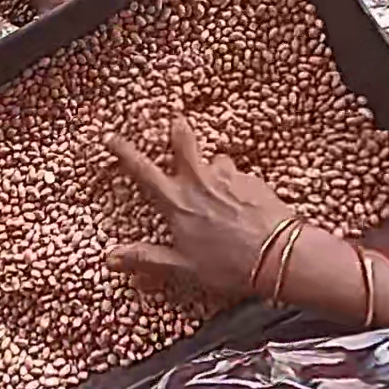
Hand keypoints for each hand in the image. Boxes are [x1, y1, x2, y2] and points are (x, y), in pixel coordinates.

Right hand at [104, 117, 293, 295]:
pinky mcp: (253, 181)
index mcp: (177, 202)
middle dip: (178, 130)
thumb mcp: (182, 266)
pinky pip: (240, 177)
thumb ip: (147, 259)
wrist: (278, 257)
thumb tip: (111, 259)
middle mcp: (199, 182)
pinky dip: (239, 186)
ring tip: (221, 187)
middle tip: (176, 121)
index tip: (111, 137)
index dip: (124, 152)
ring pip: (216, 162)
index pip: (142, 171)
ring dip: (215, 169)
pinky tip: (246, 205)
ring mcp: (228, 178)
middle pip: (184, 143)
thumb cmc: (228, 265)